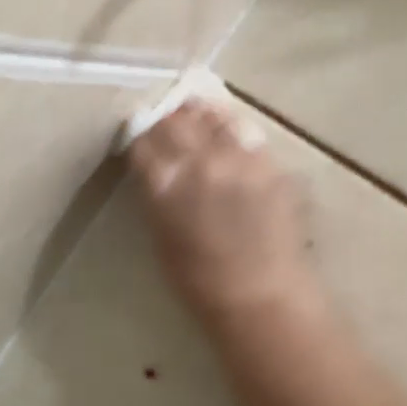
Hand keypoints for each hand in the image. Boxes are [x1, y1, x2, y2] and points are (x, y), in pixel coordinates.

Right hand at [127, 101, 322, 323]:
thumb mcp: (159, 231)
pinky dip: (230, 127)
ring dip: (198, 114)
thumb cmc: (196, 276)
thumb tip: (155, 167)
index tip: (136, 130)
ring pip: (213, 119)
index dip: (137, 131)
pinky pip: (245, 134)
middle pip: (176, 121)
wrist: (260, 295)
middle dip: (165, 118)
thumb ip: (156, 192)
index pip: (143, 139)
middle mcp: (200, 163)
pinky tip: (226, 129)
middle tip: (162, 117)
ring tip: (193, 110)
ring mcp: (239, 161)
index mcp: (164, 183)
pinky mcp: (270, 166)